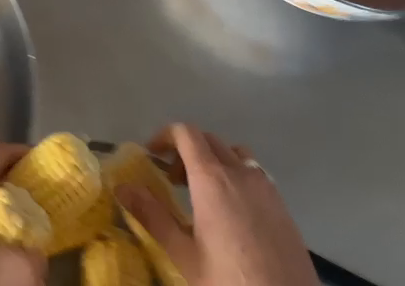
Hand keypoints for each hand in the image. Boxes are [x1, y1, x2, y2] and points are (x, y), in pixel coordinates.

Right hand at [117, 123, 317, 285]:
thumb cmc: (230, 282)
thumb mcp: (184, 254)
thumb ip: (152, 216)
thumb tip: (122, 187)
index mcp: (212, 179)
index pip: (186, 133)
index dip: (165, 137)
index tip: (152, 156)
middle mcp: (240, 172)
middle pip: (208, 140)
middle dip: (186, 151)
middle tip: (173, 182)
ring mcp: (266, 186)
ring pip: (234, 153)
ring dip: (213, 160)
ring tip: (203, 194)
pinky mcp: (282, 204)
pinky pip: (254, 173)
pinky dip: (236, 176)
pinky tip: (232, 212)